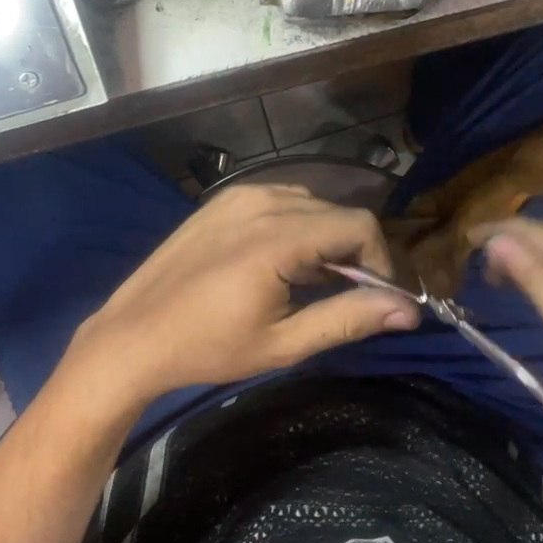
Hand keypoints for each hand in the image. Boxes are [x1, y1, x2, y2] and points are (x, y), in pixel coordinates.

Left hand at [66, 185, 420, 404]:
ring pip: (310, 203)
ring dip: (325, 236)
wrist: (133, 335)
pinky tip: (280, 260)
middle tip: (348, 295)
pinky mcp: (224, 198)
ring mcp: (239, 194)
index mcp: (278, 237)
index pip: (359, 225)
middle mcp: (262, 202)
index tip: (377, 298)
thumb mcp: (284, 344)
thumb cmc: (209, 348)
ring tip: (312, 281)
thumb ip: (348, 319)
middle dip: (355, 251)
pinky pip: (280, 198)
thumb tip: (409, 310)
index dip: (381, 260)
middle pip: (337, 212)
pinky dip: (296, 223)